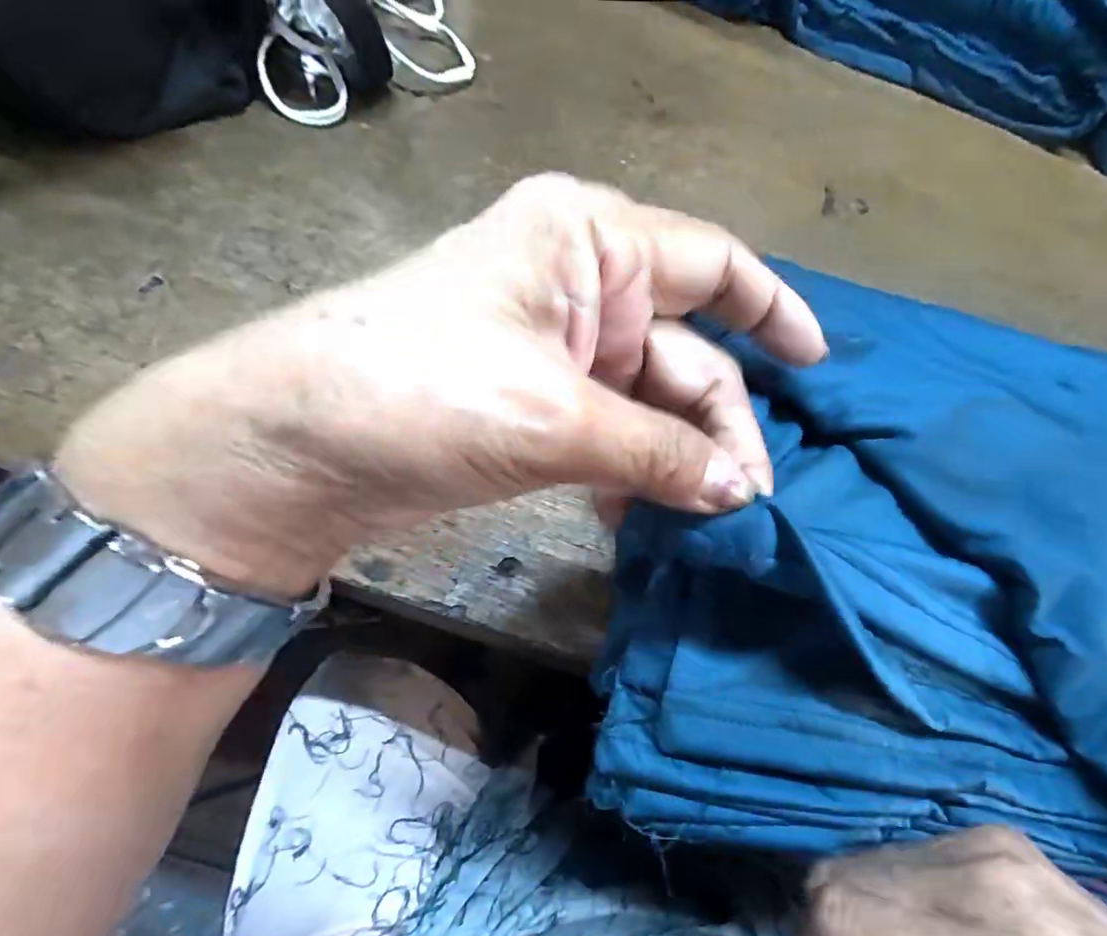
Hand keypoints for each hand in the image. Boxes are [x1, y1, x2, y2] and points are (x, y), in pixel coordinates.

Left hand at [55, 174, 825, 595]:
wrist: (289, 452)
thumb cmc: (419, 394)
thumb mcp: (554, 419)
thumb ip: (660, 455)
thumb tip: (743, 495)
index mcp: (593, 246)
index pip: (714, 264)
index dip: (774, 311)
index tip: (817, 365)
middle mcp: (590, 290)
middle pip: (693, 358)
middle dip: (726, 429)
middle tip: (748, 501)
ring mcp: (569, 355)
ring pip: (662, 409)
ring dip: (686, 463)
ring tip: (706, 519)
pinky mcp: (550, 409)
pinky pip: (626, 439)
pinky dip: (642, 478)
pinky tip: (641, 517)